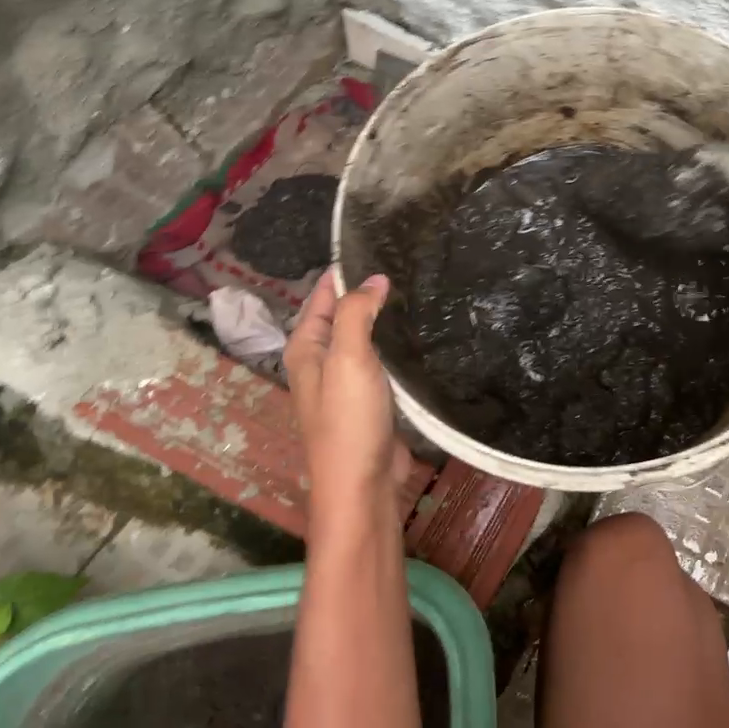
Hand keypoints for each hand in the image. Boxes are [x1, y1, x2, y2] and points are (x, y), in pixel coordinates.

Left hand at [285, 271, 410, 517]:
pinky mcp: (373, 399)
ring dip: (387, 318)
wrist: (362, 485)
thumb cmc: (348, 420)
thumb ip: (355, 313)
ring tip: (421, 290)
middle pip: (344, 314)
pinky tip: (422, 335)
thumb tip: (375, 278)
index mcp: (306, 348)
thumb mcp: (347, 359)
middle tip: (409, 263)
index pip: (321, 296)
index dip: (345, 271)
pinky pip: (384, 360)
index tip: (378, 244)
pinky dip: (398, 344)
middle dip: (370, 291)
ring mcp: (348, 382)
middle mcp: (322, 361)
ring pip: (367, 337)